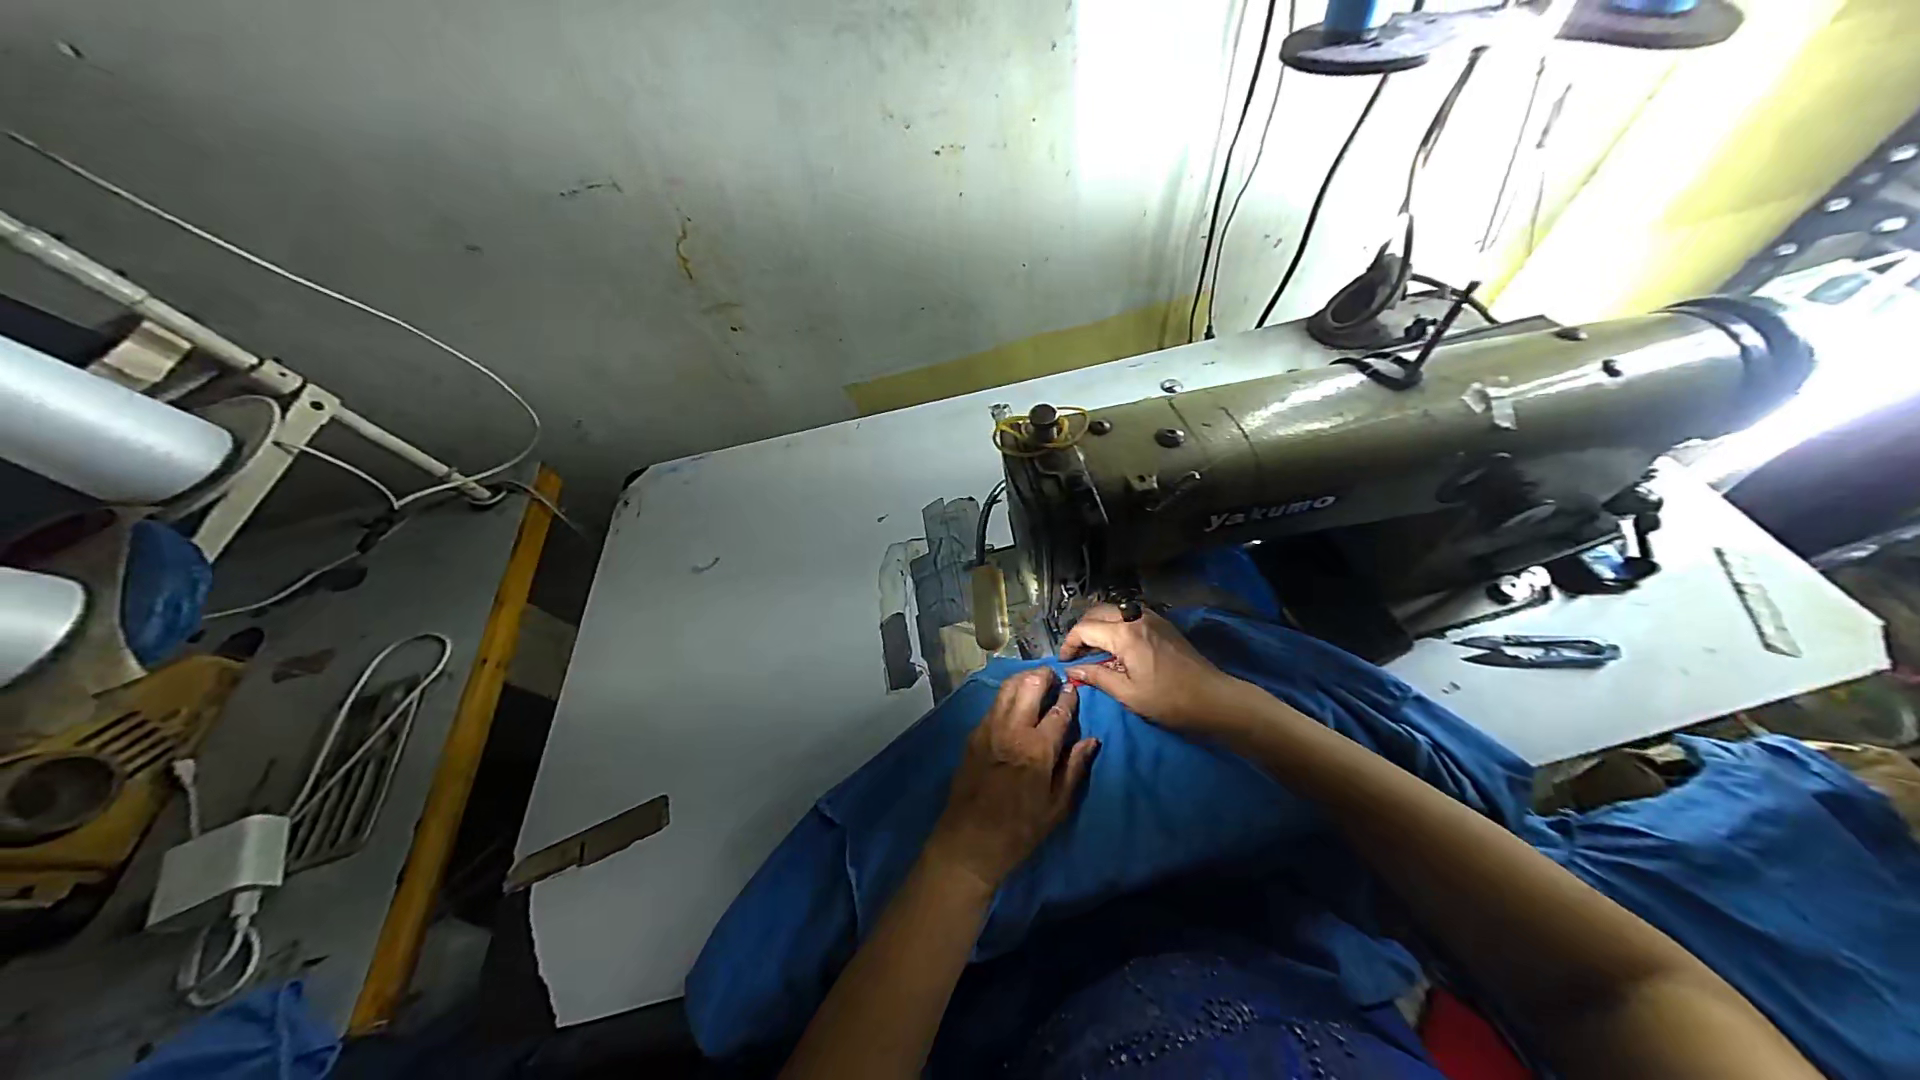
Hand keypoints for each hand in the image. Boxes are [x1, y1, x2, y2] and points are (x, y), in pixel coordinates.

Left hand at [925, 668, 1099, 890]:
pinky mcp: (974, 734)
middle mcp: (1012, 730)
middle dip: (1045, 676)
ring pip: (1007, 688)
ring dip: (1024, 679)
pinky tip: (1015, 702)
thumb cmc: (1020, 829)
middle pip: (1030, 685)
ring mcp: (989, 728)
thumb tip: (1091, 740)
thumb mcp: (1057, 806)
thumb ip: (1074, 768)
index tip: (1075, 688)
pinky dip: (1007, 695)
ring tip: (1036, 682)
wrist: (970, 840)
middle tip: (1055, 676)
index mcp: (1038, 749)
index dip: (1070, 696)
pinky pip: (994, 704)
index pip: (1059, 710)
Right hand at [1059, 604, 1253, 735]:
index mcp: (1124, 634)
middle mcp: (1135, 617)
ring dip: (1099, 625)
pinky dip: (1115, 624)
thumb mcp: (1128, 693)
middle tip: (1077, 654)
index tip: (1065, 661)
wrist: (1214, 698)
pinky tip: (1117, 646)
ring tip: (1094, 649)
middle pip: (1096, 613)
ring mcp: (1151, 617)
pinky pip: (1129, 615)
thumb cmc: (1169, 700)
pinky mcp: (1162, 623)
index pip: (1084, 629)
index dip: (1069, 643)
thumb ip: (1096, 677)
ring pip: (1113, 610)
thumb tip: (1072, 671)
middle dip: (1082, 630)